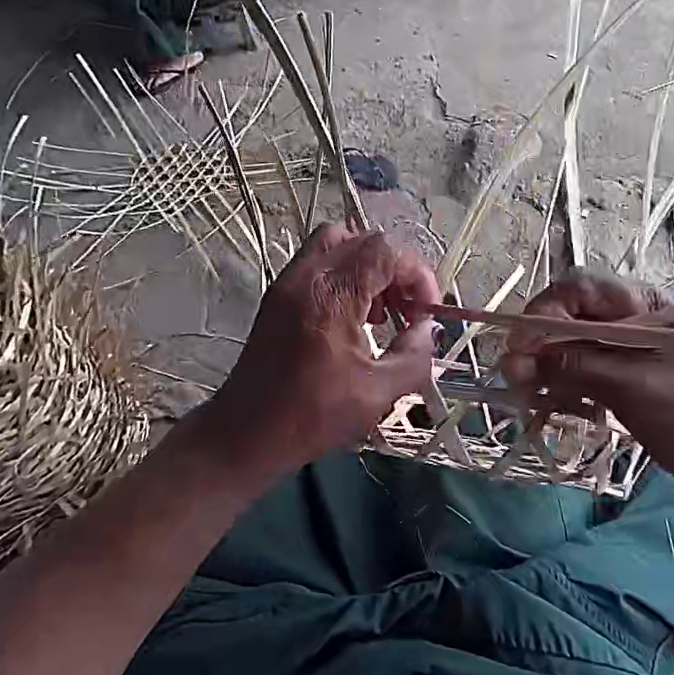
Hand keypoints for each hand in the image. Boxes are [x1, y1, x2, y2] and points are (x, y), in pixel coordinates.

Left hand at [199, 225, 440, 474]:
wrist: (245, 434)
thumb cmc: (312, 417)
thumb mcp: (378, 393)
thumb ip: (415, 355)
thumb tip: (428, 330)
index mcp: (332, 295)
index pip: (385, 251)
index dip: (417, 274)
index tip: (426, 312)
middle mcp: (307, 276)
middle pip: (363, 240)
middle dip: (396, 268)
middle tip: (409, 309)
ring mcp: (288, 282)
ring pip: (339, 245)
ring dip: (370, 268)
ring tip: (384, 311)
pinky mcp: (279, 295)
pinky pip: (320, 262)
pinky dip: (347, 275)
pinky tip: (356, 317)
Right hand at [501, 270, 673, 481]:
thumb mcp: (632, 383)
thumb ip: (577, 362)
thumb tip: (522, 353)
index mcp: (649, 304)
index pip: (583, 289)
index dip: (544, 311)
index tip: (518, 344)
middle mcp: (636, 318)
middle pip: (574, 316)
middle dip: (539, 343)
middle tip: (515, 376)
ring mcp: (631, 348)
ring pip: (574, 345)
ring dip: (546, 366)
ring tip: (526, 394)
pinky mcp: (627, 376)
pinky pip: (584, 369)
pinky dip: (563, 383)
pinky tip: (547, 402)